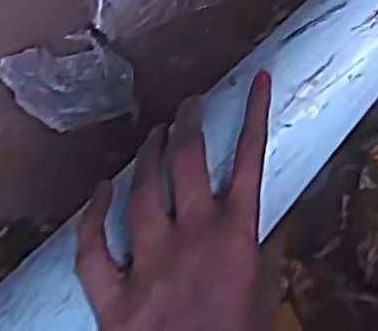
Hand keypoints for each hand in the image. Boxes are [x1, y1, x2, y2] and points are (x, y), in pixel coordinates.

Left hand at [77, 72, 281, 330]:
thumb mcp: (266, 287)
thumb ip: (271, 242)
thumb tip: (284, 206)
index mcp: (237, 231)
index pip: (251, 154)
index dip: (255, 111)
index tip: (258, 78)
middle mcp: (194, 236)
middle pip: (188, 160)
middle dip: (189, 122)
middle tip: (190, 104)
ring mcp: (149, 265)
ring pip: (142, 192)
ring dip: (147, 155)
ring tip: (154, 133)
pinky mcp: (112, 299)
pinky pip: (93, 249)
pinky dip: (93, 215)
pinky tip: (101, 189)